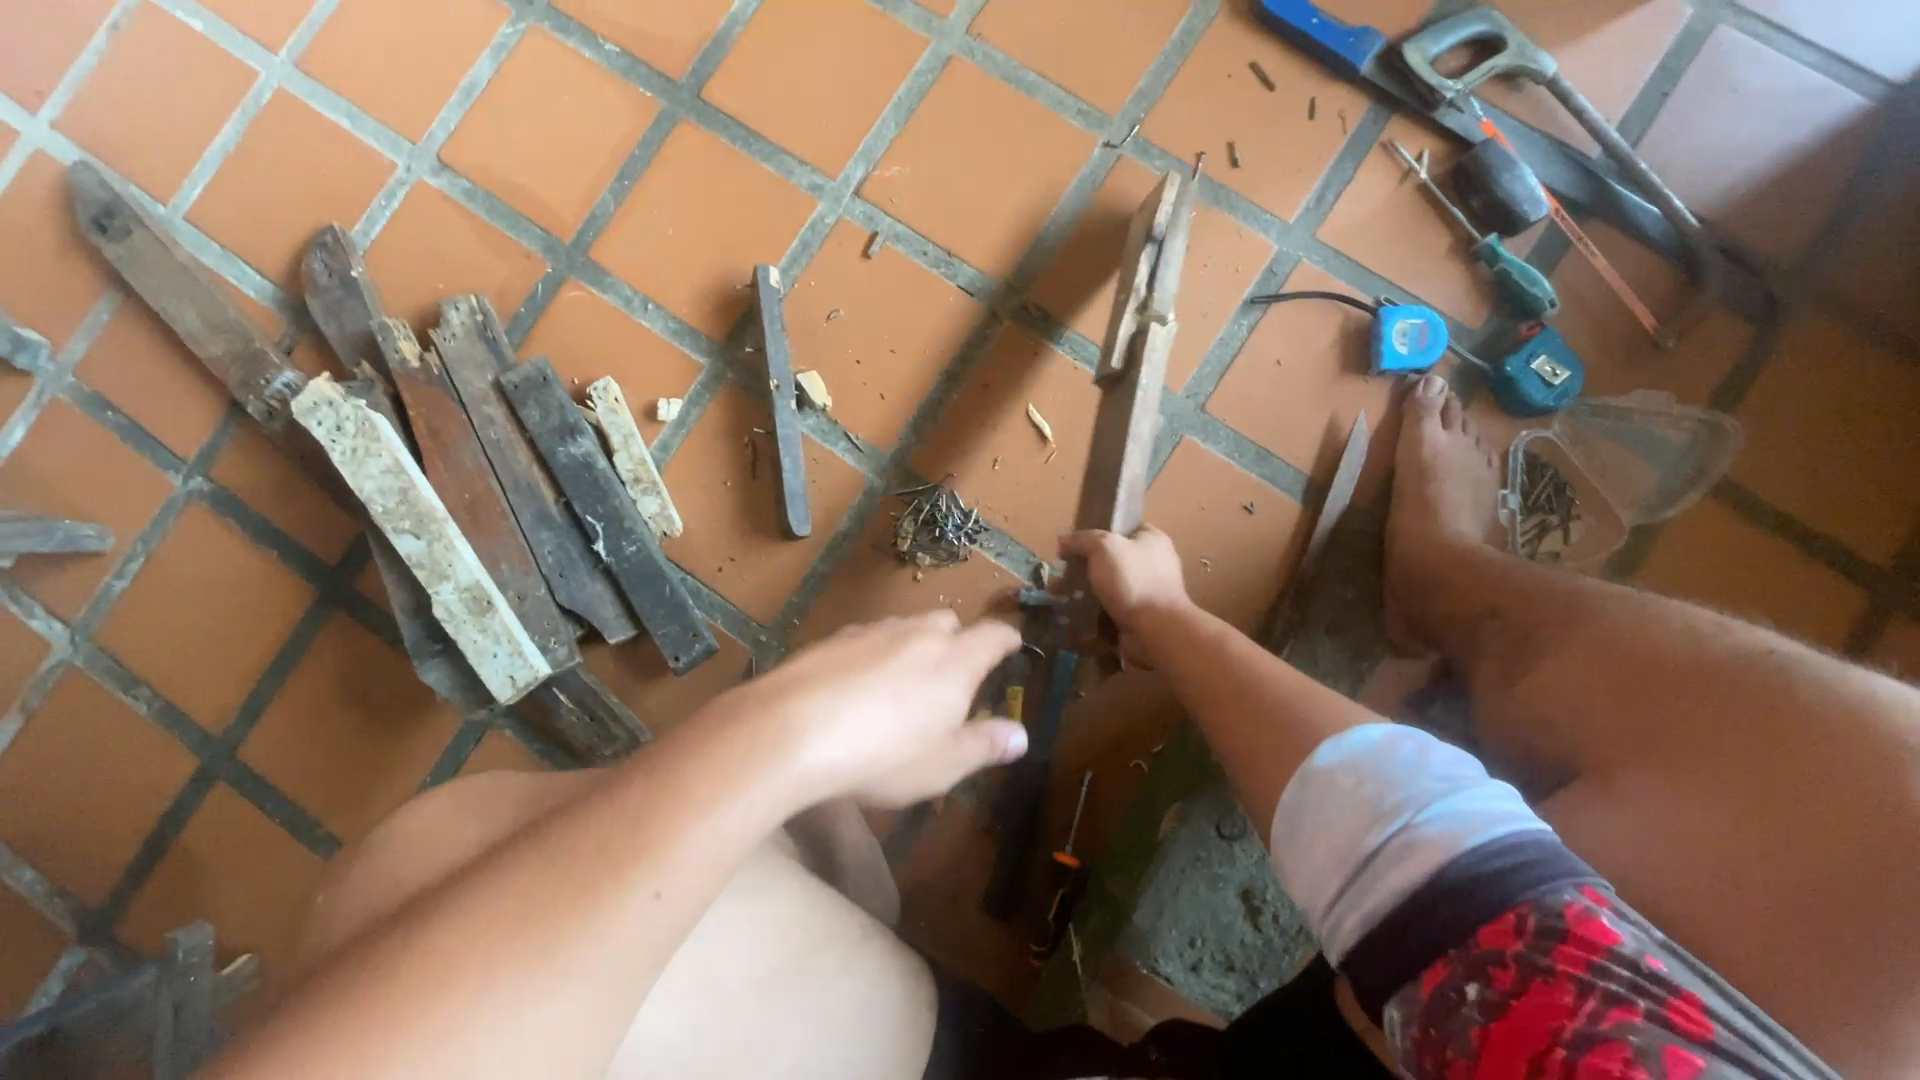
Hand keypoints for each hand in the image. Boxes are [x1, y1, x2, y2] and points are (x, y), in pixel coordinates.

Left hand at [721, 611, 1025, 808]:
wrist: (790, 731)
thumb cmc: (881, 756)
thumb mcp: (942, 766)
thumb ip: (983, 746)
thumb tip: (1021, 734)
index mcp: (955, 661)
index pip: (993, 635)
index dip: (1007, 639)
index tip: (1013, 645)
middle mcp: (917, 634)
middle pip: (947, 622)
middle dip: (957, 639)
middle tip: (953, 673)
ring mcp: (871, 632)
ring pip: (904, 626)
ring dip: (912, 645)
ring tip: (903, 681)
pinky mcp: (831, 640)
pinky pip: (865, 639)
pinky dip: (873, 654)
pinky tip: (857, 685)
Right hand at [1059, 526, 1193, 666]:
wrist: (1154, 630)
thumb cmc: (1132, 580)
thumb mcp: (1104, 547)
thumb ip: (1081, 539)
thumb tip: (1063, 540)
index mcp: (1151, 540)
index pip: (1121, 528)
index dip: (1095, 531)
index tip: (1073, 542)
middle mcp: (1151, 563)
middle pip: (1109, 558)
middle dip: (1082, 565)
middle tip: (1060, 572)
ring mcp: (1144, 591)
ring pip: (1106, 585)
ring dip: (1081, 589)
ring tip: (1057, 594)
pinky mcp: (1136, 615)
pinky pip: (1107, 607)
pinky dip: (1089, 610)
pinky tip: (1070, 612)